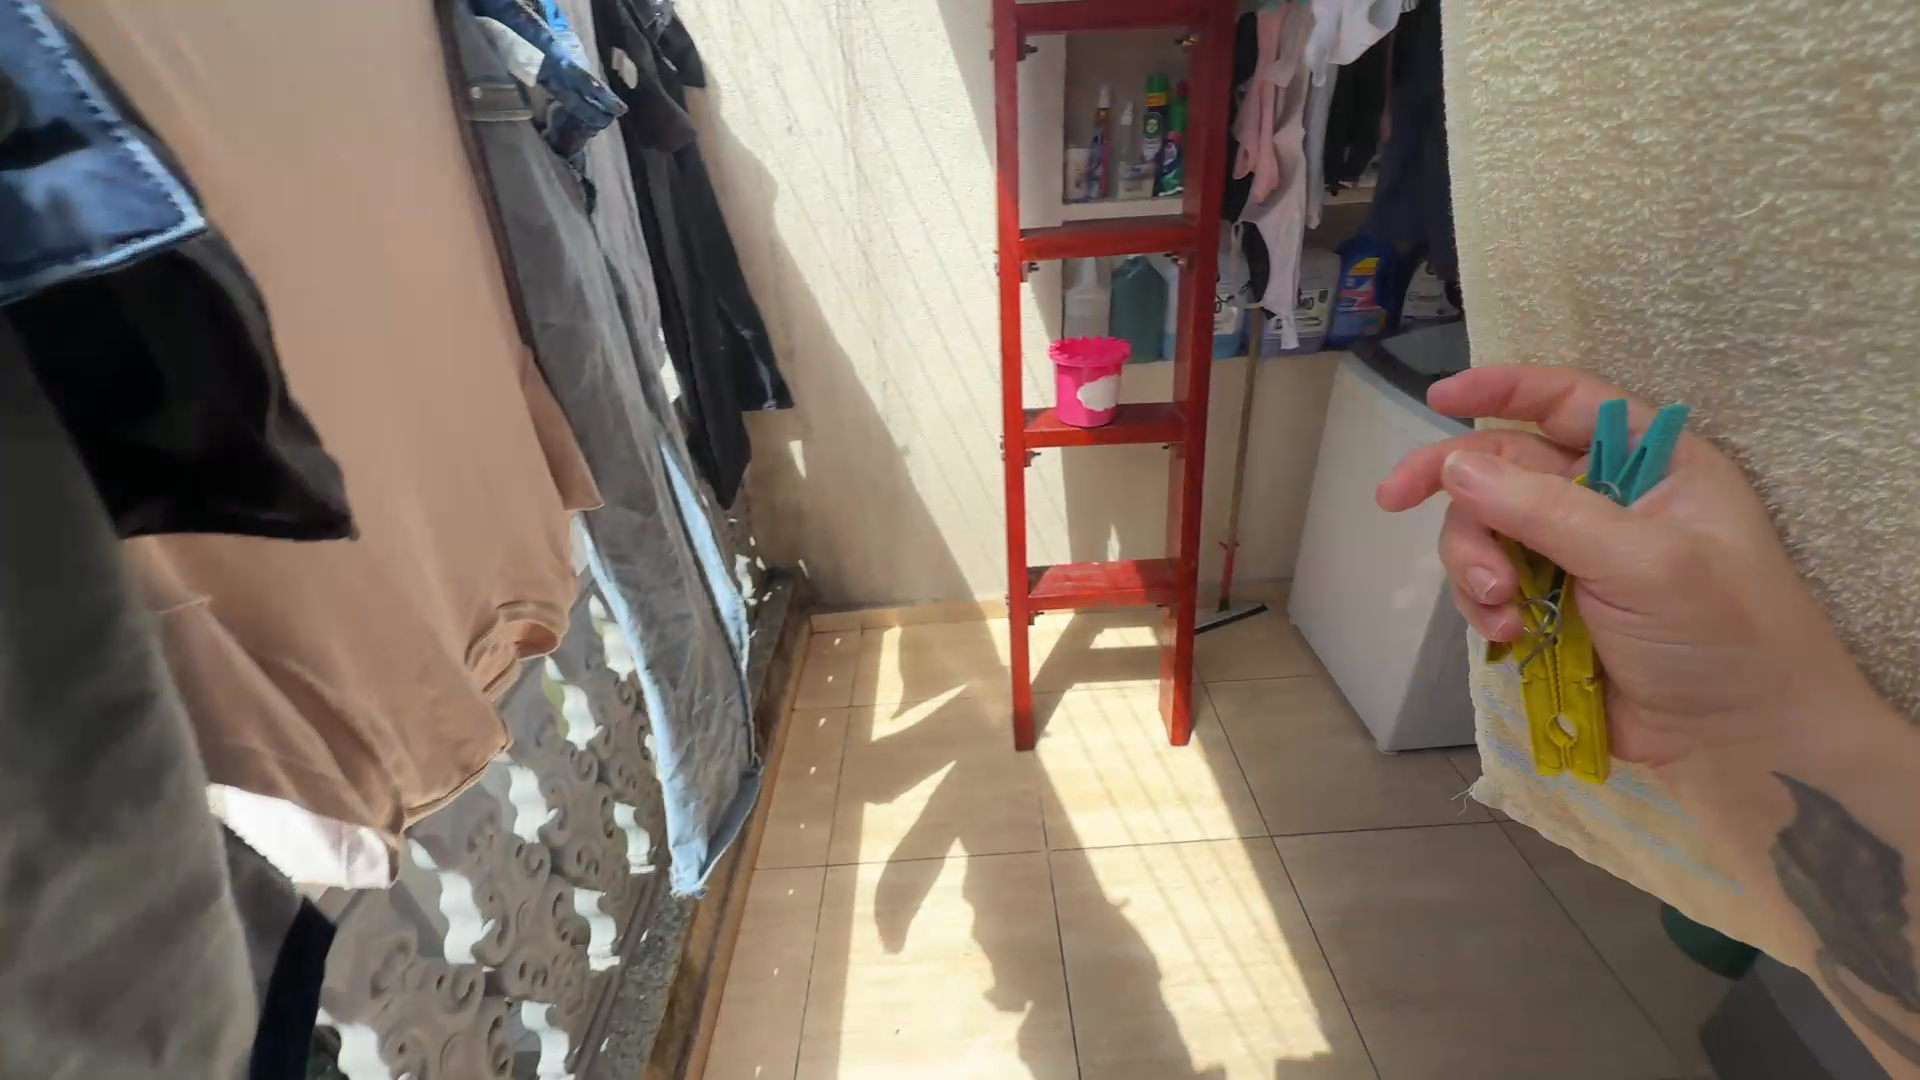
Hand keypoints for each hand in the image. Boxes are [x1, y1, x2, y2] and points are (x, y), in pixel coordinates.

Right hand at [1375, 365, 1870, 767]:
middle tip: (1390, 500)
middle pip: (1496, 467)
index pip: (1567, 401)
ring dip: (1472, 564)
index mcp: (1650, 465)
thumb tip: (1453, 466)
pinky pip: (1478, 581)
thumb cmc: (1723, 637)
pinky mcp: (1537, 598)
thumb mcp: (1642, 563)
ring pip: (1476, 529)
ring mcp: (1563, 550)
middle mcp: (1600, 497)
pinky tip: (1508, 632)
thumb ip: (1545, 511)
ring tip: (1503, 608)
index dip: (1502, 390)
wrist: (1736, 740)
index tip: (1437, 397)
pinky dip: (1480, 604)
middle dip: (1452, 493)